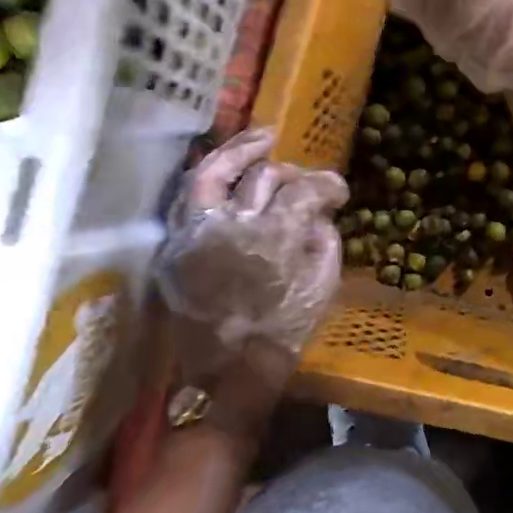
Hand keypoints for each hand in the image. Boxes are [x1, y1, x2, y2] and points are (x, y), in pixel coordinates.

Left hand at [155, 128, 349, 388]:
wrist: (228, 373)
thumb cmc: (282, 332)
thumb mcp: (321, 287)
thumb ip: (325, 240)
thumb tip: (318, 212)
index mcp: (275, 239)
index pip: (304, 191)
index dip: (327, 185)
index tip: (338, 191)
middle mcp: (232, 225)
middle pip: (264, 178)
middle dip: (292, 174)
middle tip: (303, 182)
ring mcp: (195, 233)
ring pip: (213, 172)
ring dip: (240, 151)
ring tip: (262, 139)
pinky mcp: (174, 246)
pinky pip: (187, 197)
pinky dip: (208, 176)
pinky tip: (226, 167)